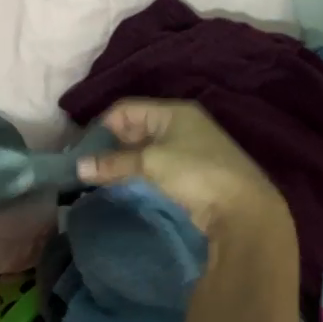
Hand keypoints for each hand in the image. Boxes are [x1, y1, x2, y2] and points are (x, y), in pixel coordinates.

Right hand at [77, 99, 293, 244]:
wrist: (244, 211)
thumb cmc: (195, 173)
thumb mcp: (148, 163)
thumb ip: (111, 163)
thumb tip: (78, 167)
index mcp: (173, 112)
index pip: (124, 110)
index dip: (101, 126)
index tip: (84, 150)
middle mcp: (181, 126)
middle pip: (133, 129)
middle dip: (110, 147)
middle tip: (90, 166)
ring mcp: (188, 150)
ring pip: (142, 151)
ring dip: (123, 164)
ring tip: (103, 180)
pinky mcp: (191, 174)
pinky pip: (154, 168)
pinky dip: (137, 176)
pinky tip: (125, 188)